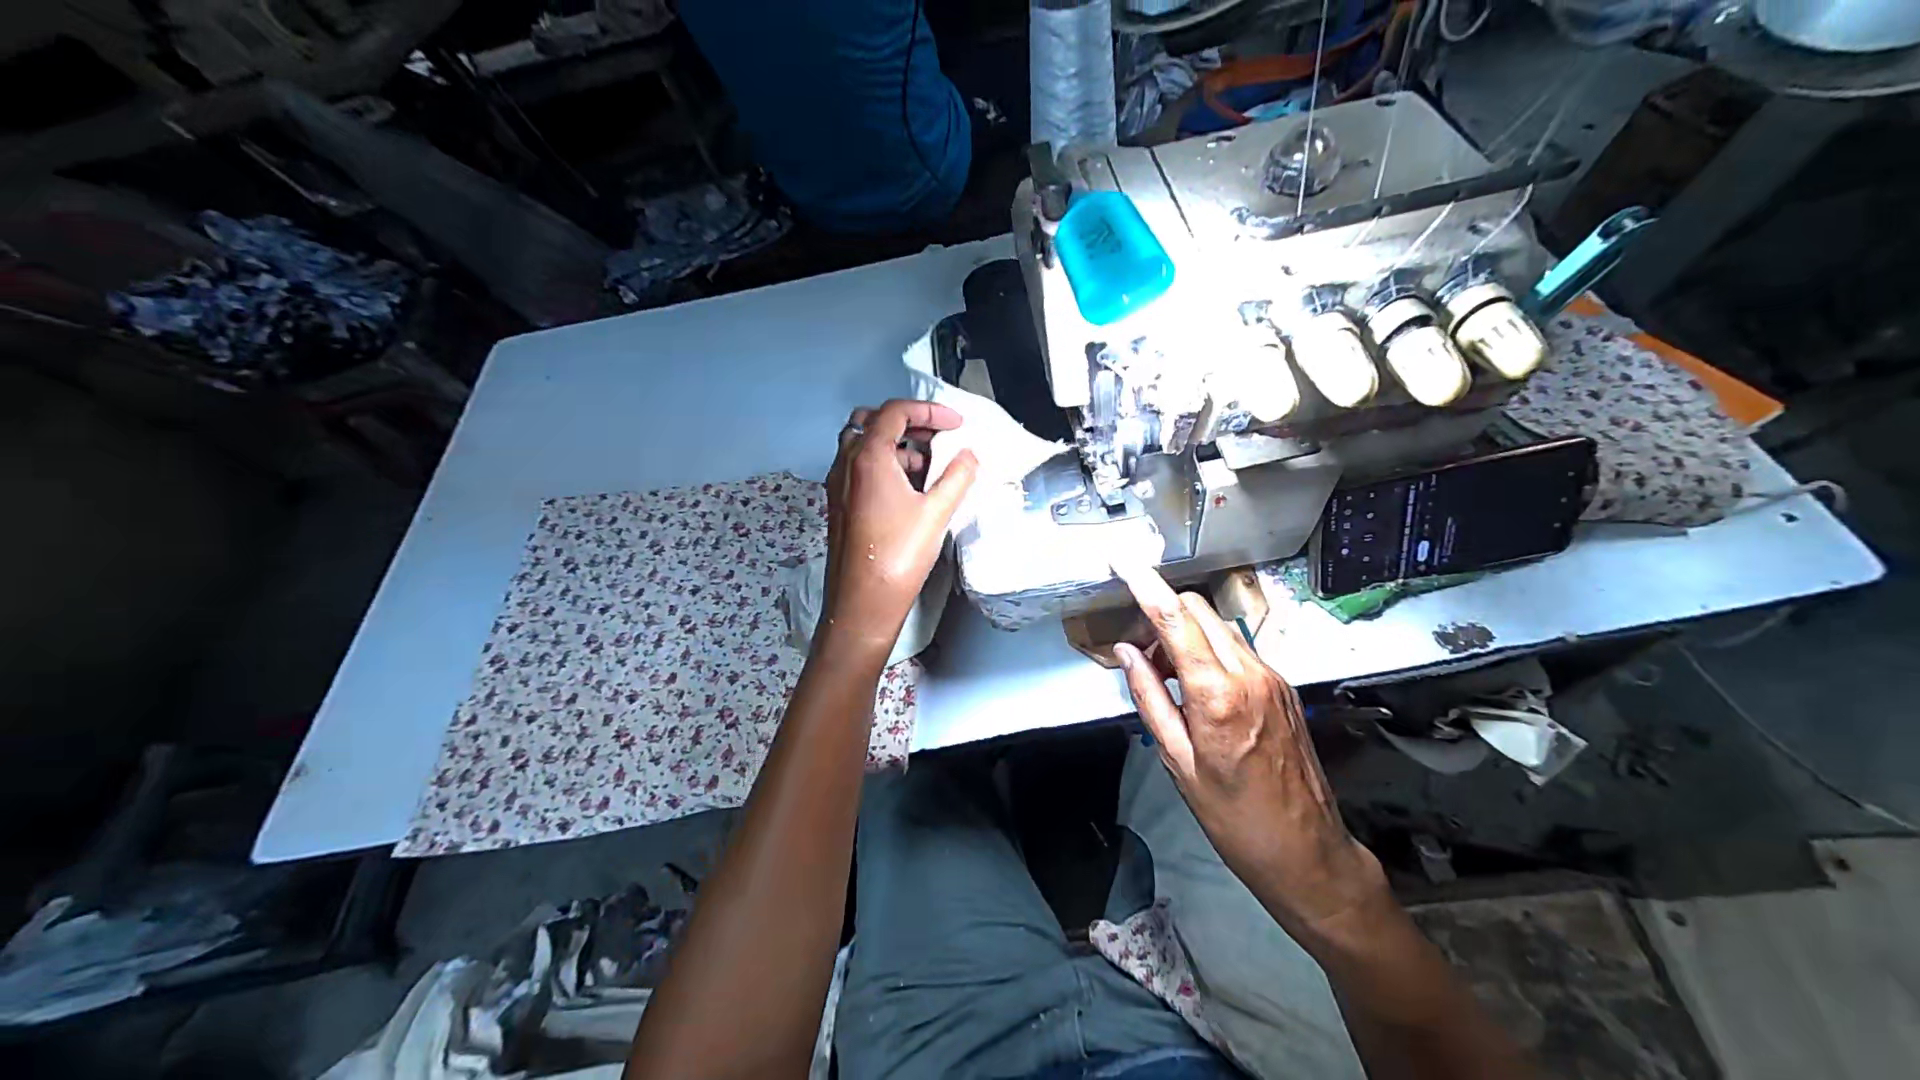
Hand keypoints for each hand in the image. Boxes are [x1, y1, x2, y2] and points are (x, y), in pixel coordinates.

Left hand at [822, 400, 976, 656]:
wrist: (862, 603)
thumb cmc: (898, 557)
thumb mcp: (937, 513)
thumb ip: (957, 476)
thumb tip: (969, 456)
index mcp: (868, 458)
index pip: (895, 412)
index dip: (928, 410)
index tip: (955, 423)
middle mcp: (846, 465)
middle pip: (873, 421)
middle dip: (908, 422)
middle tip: (938, 436)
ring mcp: (838, 485)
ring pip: (864, 446)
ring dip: (897, 445)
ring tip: (930, 466)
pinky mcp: (840, 505)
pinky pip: (860, 469)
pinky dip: (885, 465)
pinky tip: (910, 490)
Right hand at [1111, 563, 1385, 930]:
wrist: (1306, 850)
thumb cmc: (1235, 817)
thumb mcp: (1178, 761)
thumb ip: (1150, 697)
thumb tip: (1128, 654)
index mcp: (1218, 695)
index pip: (1176, 620)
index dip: (1145, 586)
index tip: (1123, 562)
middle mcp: (1250, 675)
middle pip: (1199, 611)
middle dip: (1163, 615)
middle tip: (1140, 652)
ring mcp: (1272, 678)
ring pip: (1217, 627)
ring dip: (1185, 635)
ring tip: (1166, 678)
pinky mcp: (1282, 687)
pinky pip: (1235, 650)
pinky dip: (1207, 653)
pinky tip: (1195, 689)